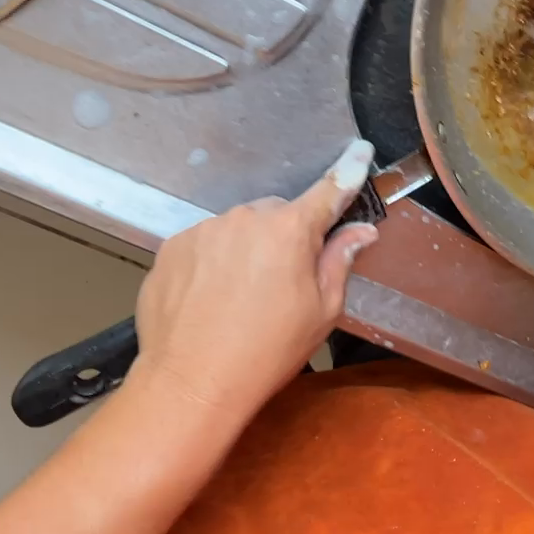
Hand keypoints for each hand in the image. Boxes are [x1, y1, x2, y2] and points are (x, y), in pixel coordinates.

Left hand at [128, 140, 379, 419]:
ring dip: (246, 248)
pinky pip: (205, 242)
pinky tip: (210, 297)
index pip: (328, 190)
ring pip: (239, 228)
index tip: (361, 149)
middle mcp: (246, 218)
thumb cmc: (266, 352)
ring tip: (239, 296)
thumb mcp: (321, 312)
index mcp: (290, 231)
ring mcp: (204, 230)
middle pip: (277, 214)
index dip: (349, 169)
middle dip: (285, 236)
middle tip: (283, 281)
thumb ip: (339, 262)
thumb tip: (360, 232)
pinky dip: (213, 261)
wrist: (190, 384)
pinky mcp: (172, 246)